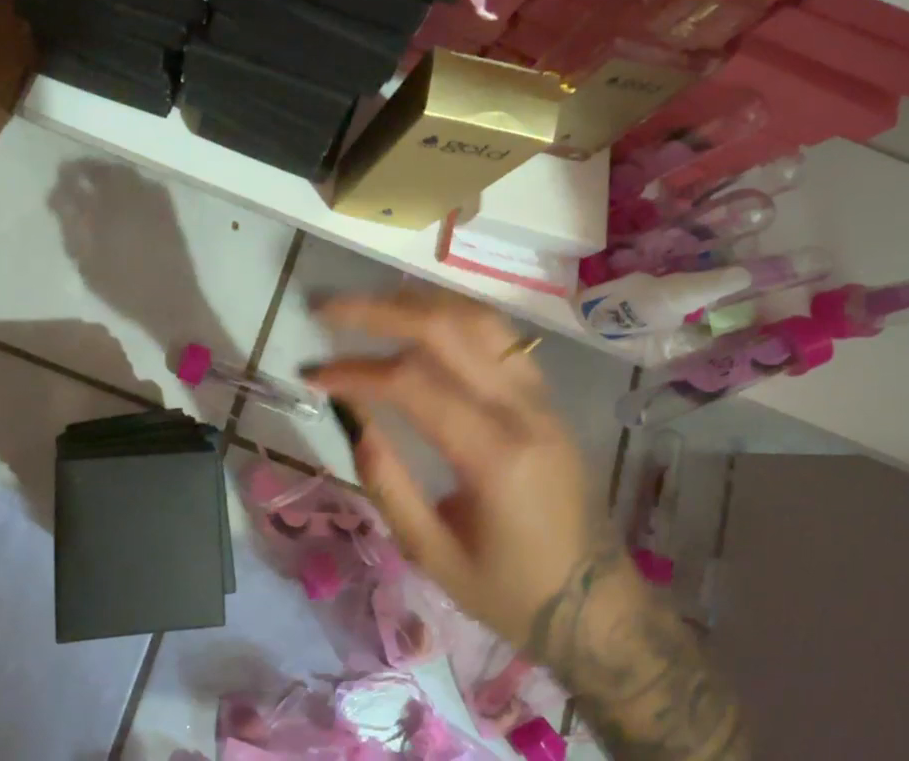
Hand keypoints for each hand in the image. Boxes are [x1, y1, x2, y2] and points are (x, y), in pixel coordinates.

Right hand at [303, 290, 604, 655]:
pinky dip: (452, 317)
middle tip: (327, 310)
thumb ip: (387, 482)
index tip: (313, 374)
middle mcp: (523, 411)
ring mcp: (541, 399)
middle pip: (445, 329)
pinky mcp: (547, 399)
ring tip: (369, 306)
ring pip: (478, 319)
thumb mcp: (432, 553)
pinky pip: (499, 338)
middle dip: (378, 311)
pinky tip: (419, 322)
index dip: (354, 371)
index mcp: (494, 456)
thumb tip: (352, 418)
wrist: (595, 606)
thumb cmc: (510, 592)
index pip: (412, 383)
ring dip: (418, 303)